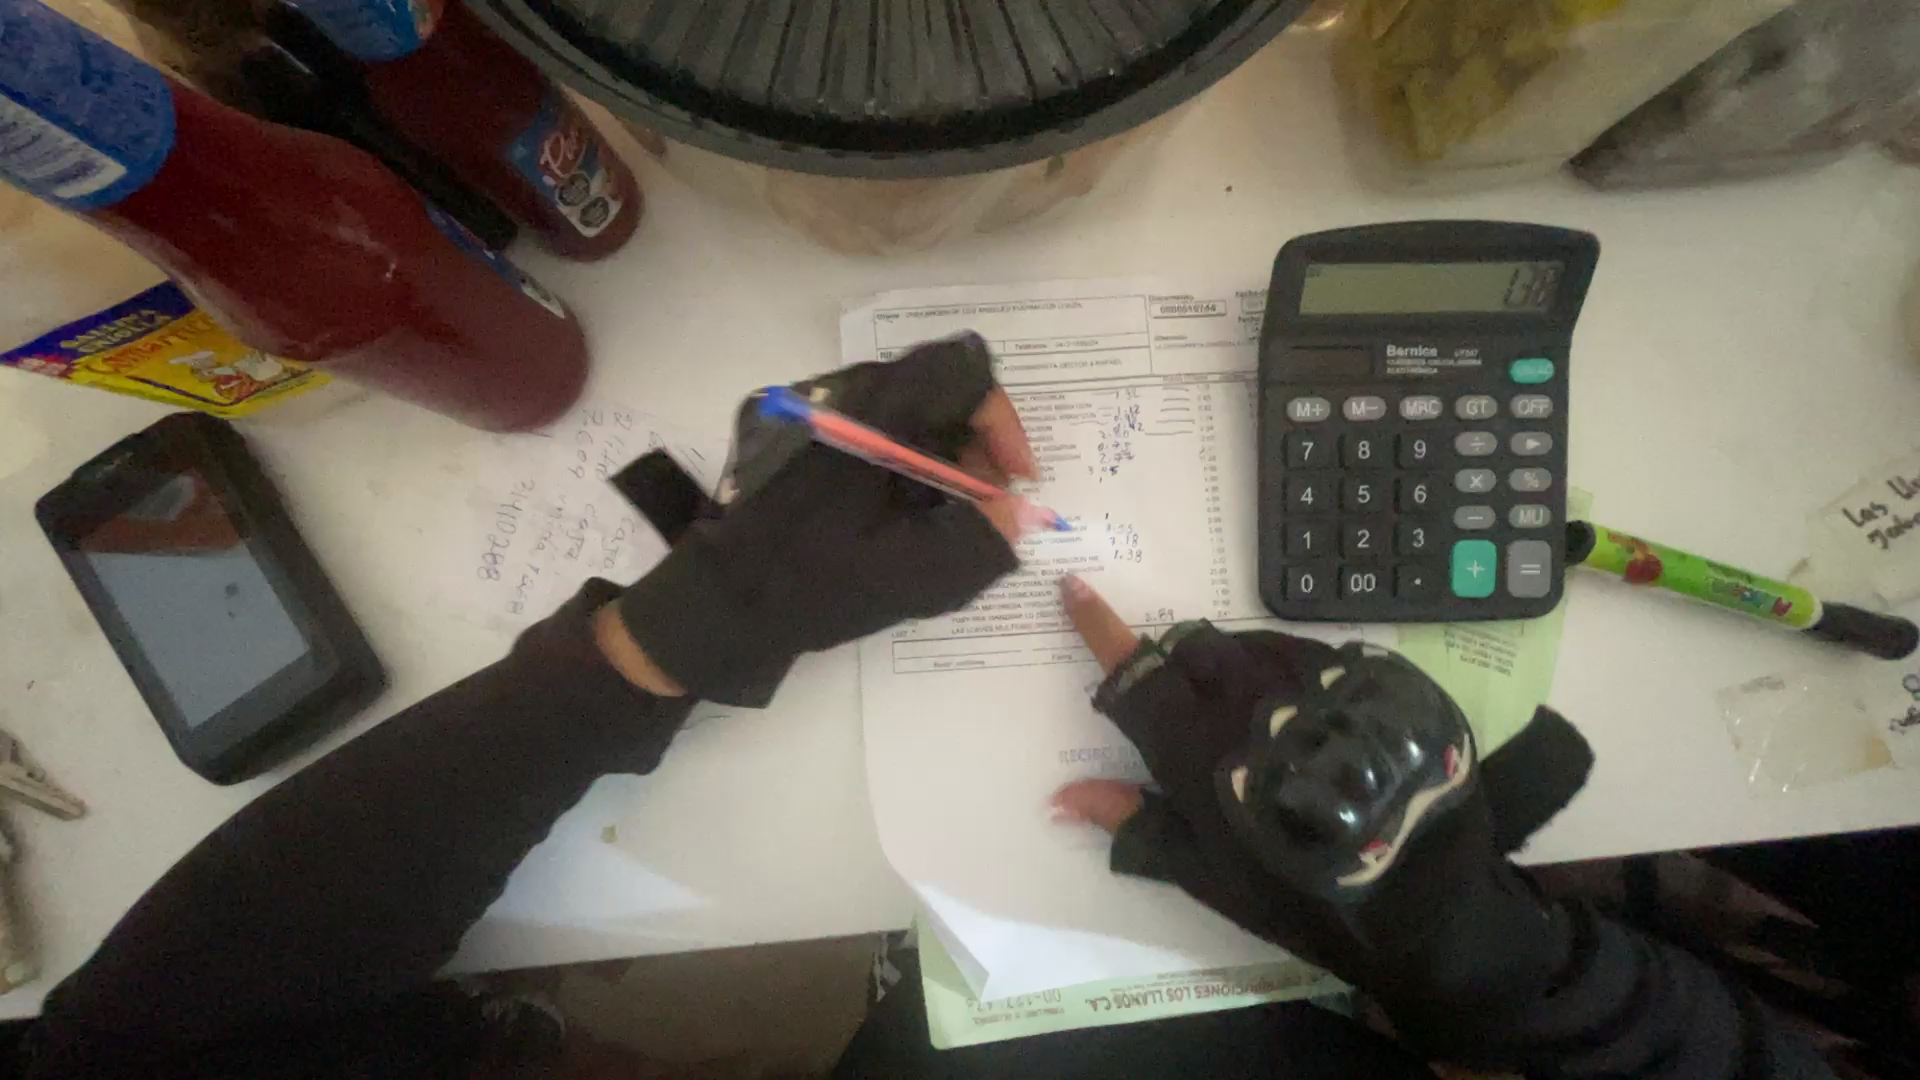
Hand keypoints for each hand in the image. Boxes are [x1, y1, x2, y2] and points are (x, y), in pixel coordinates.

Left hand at [616, 334, 1035, 699]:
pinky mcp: (797, 430)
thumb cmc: (820, 584)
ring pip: (906, 410)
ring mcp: (814, 408)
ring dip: (940, 456)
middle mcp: (844, 392)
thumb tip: (1020, 511)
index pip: (965, 373)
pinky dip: (903, 460)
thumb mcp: (917, 573)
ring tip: (942, 514)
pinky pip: (872, 426)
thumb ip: (984, 539)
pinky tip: (897, 510)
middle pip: (938, 392)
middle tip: (981, 505)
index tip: (1012, 479)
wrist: (724, 601)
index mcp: (876, 413)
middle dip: (975, 448)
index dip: (1002, 423)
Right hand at [1051, 575, 1590, 1050]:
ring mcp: (1309, 679)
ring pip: (1241, 642)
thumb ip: (1132, 819)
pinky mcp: (1359, 676)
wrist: (1432, 910)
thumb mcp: (1205, 870)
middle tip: (1186, 702)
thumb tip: (1061, 795)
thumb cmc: (1299, 894)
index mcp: (1197, 744)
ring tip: (1252, 717)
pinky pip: (1297, 650)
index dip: (1096, 626)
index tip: (1074, 587)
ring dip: (1227, 666)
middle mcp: (1247, 696)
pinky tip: (1301, 713)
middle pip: (1186, 643)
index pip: (1133, 671)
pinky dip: (1278, 669)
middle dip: (1171, 659)